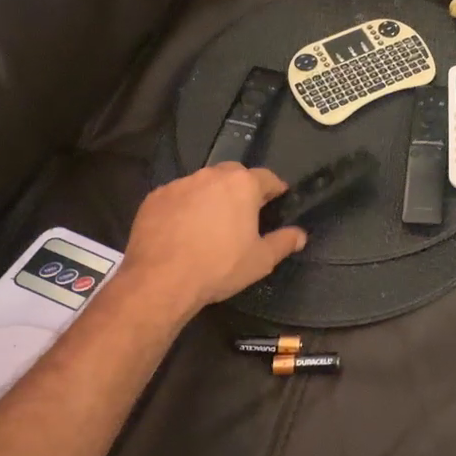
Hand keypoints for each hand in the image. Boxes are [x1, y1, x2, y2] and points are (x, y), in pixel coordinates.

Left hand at [120, 164, 305, 314]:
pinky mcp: (155, 197)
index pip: (267, 177)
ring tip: (209, 223)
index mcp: (242, 185)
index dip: (275, 189)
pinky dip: (183, 207)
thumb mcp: (261, 260)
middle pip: (233, 175)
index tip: (278, 200)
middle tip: (243, 213)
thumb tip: (301, 235)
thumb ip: (284, 242)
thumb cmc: (219, 267)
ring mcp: (180, 184)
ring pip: (203, 184)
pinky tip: (181, 230)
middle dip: (241, 188)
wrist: (160, 281)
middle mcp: (211, 175)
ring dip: (210, 196)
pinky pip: (177, 196)